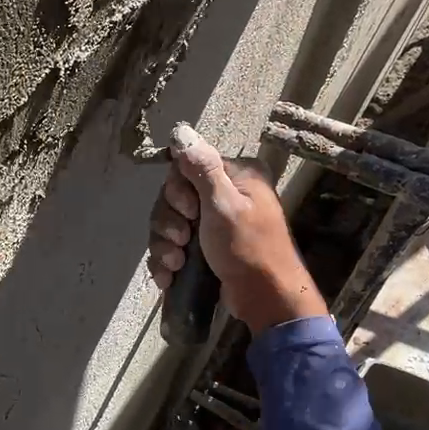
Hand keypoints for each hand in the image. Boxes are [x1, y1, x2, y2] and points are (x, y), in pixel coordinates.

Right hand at [147, 125, 326, 333]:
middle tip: (183, 241)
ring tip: (176, 264)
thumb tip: (180, 132)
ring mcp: (212, 222)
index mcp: (235, 177)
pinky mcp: (203, 247)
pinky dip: (165, 261)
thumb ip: (201, 169)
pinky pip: (170, 246)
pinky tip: (170, 275)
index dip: (177, 194)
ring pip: (167, 224)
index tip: (190, 213)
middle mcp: (224, 195)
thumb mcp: (223, 205)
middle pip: (171, 199)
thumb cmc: (248, 248)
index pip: (184, 170)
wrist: (263, 297)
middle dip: (169, 224)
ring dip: (164, 245)